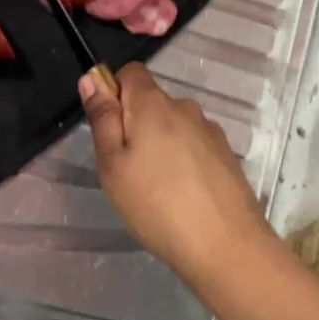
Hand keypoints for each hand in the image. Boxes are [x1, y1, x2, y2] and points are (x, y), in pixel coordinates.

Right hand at [80, 63, 270, 281]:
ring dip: (161, 145)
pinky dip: (183, 162)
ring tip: (157, 188)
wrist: (226, 247)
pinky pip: (193, 147)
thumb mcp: (113, 164)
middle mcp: (185, 108)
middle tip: (127, 170)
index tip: (110, 130)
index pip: (130, 72)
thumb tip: (92, 77)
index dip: (114, 92)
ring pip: (173, 126)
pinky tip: (183, 196)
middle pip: (152, 102)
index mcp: (153, 104)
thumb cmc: (156, 205)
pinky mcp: (226, 157)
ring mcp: (210, 132)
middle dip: (136, 125)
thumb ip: (102, 117)